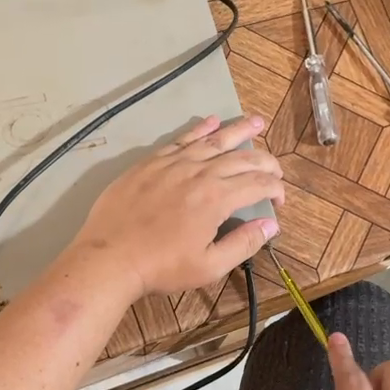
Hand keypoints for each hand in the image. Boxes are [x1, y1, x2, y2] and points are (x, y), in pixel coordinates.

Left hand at [65, 115, 285, 297]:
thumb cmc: (161, 267)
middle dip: (265, 160)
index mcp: (217, 199)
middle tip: (276, 167)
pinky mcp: (152, 162)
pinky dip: (201, 129)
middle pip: (241, 158)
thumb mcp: (209, 266)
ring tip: (256, 121)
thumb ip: (243, 244)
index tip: (279, 200)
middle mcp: (199, 173)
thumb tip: (270, 226)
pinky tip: (212, 123)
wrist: (110, 257)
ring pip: (214, 141)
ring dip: (238, 130)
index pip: (257, 184)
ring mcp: (173, 163)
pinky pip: (182, 139)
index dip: (275, 189)